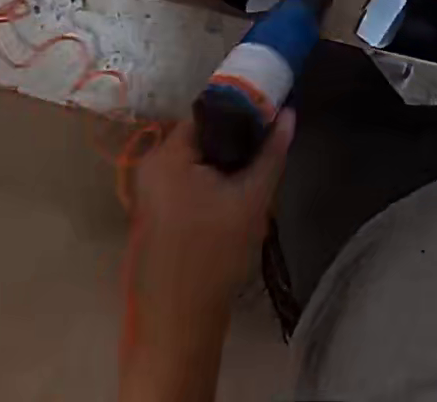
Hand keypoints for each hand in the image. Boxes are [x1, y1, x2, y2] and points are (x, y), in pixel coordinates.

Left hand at [129, 112, 294, 319]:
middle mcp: (150, 164)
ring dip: (223, 165)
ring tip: (252, 176)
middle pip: (201, 137)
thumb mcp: (251, 199)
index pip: (208, 114)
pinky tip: (232, 198)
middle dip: (234, 143)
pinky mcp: (153, 211)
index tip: (268, 121)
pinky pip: (185, 180)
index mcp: (166, 154)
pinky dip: (209, 182)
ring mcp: (147, 190)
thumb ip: (271, 153)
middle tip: (264, 153)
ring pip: (195, 160)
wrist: (179, 324)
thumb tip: (289, 113)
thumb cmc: (214, 254)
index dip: (240, 114)